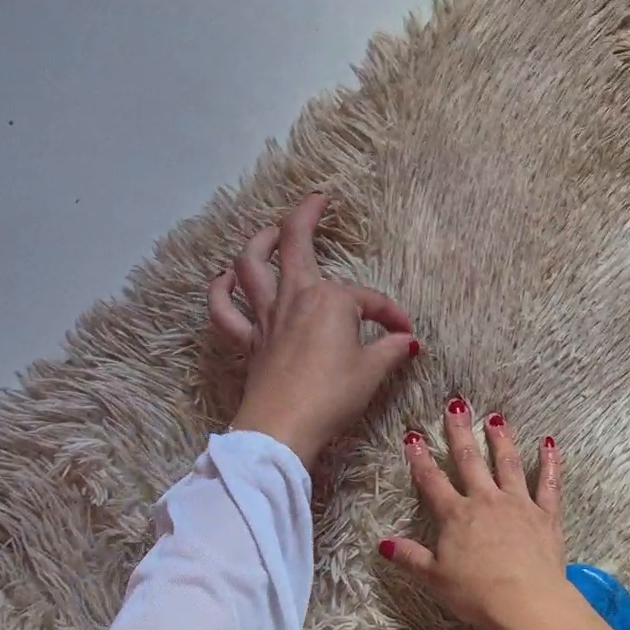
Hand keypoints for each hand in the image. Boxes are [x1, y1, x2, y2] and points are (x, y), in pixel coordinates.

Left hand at [209, 193, 417, 466]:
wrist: (284, 428)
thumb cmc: (332, 397)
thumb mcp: (372, 372)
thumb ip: (390, 350)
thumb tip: (407, 342)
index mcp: (331, 300)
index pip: (369, 301)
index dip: (391, 316)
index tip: (406, 336)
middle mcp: (295, 297)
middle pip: (294, 244)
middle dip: (307, 216)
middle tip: (317, 201)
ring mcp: (267, 317)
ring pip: (252, 265)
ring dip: (258, 242)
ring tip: (268, 233)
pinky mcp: (249, 341)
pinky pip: (225, 310)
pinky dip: (222, 291)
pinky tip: (226, 279)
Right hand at [383, 399, 629, 629]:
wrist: (526, 602)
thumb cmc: (476, 594)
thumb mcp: (435, 578)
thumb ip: (411, 557)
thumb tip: (384, 545)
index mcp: (456, 516)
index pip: (432, 481)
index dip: (421, 459)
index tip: (414, 436)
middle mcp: (486, 501)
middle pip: (470, 461)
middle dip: (460, 433)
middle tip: (457, 406)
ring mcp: (518, 505)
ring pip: (508, 464)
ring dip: (502, 439)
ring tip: (497, 418)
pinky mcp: (546, 516)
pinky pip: (548, 484)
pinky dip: (549, 463)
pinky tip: (549, 445)